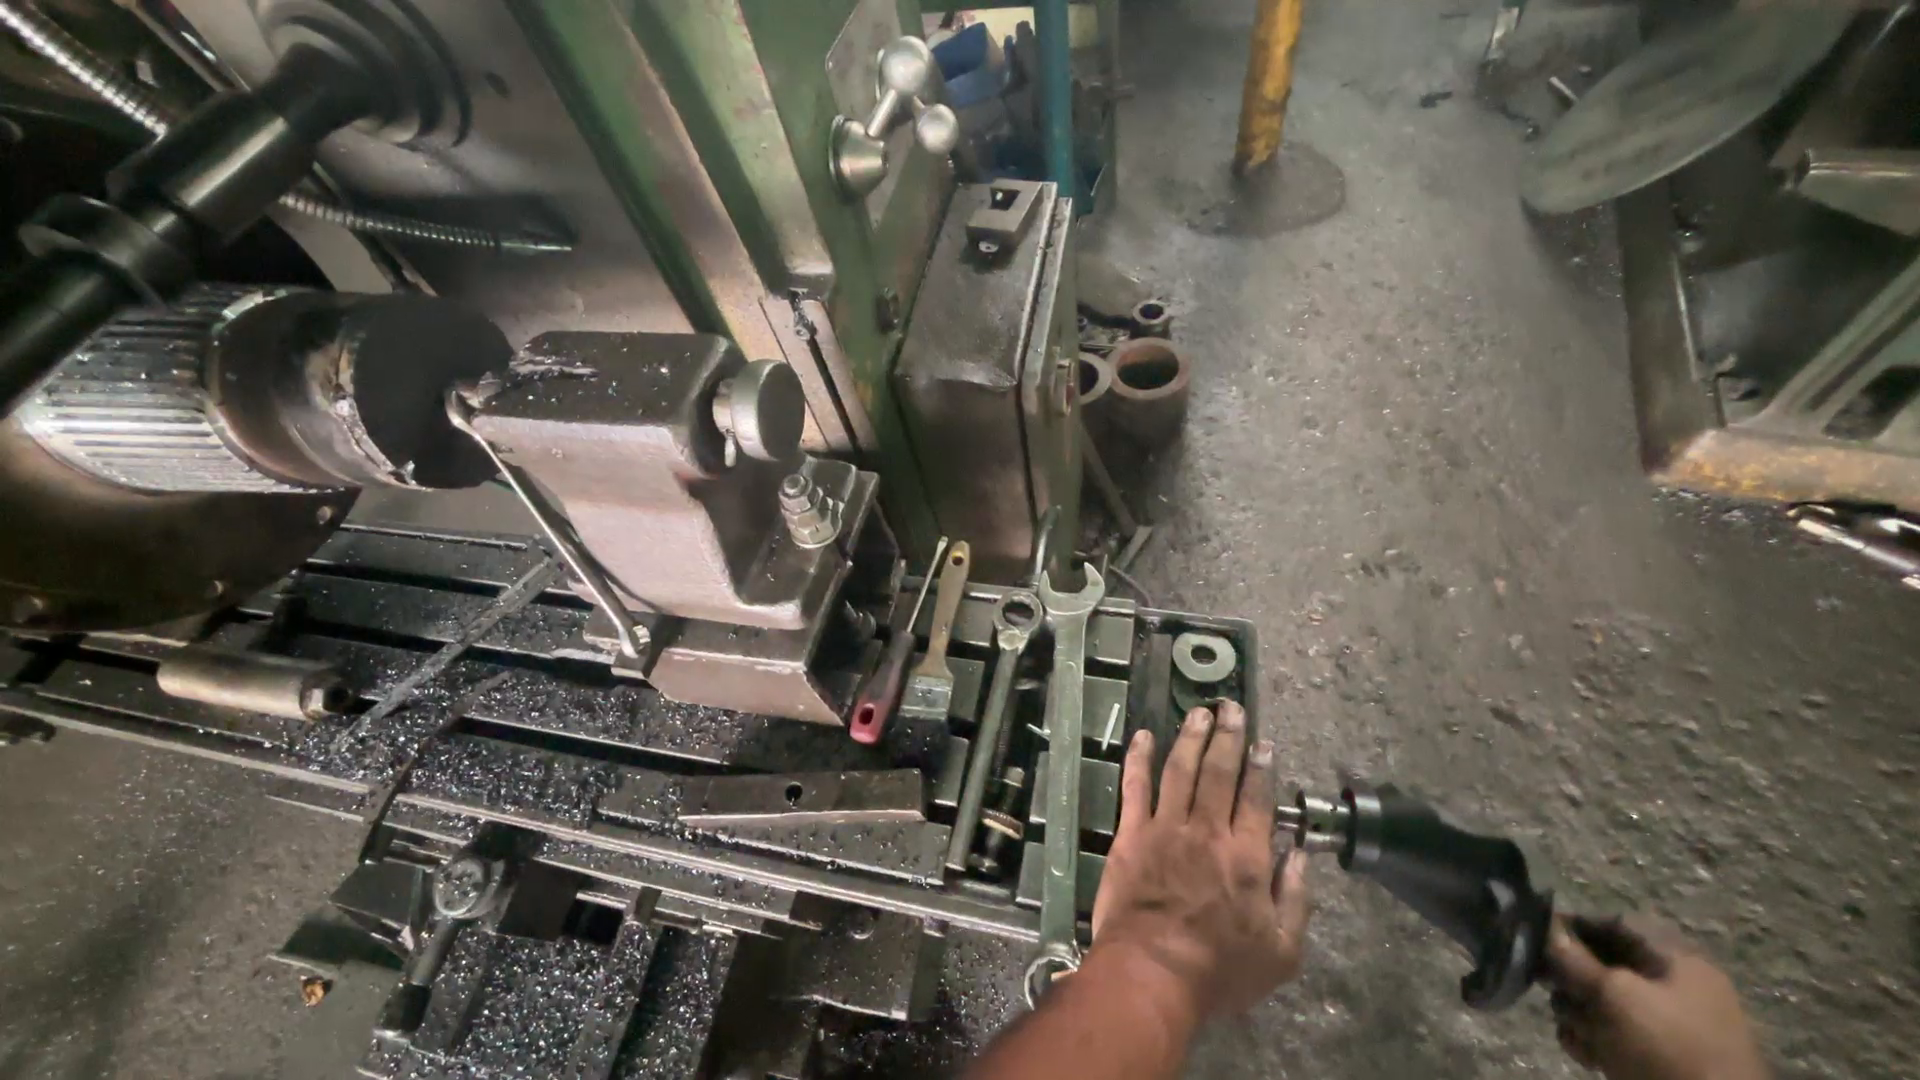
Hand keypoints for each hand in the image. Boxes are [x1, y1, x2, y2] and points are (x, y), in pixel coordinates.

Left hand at [1089, 701, 1310, 1018]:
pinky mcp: (1130, 834)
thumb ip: (1295, 898)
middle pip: (1219, 772)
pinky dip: (1139, 758)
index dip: (1261, 766)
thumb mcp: (1281, 951)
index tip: (1263, 743)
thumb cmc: (1219, 970)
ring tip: (1199, 712)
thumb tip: (1299, 854)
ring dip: (1191, 737)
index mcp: (1246, 856)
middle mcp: (1207, 831)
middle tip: (1230, 707)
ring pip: (1180, 770)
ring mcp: (1165, 828)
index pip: (1257, 797)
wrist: (1152, 973)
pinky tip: (1144, 736)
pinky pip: (1134, 787)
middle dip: (1228, 736)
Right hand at [1549, 914, 1768, 1079]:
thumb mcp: (1615, 995)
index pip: (1614, 924)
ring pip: (1597, 1000)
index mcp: (1675, 961)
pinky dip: (1589, 1039)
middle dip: (1571, 978)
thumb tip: (1548, 930)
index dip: (1573, 925)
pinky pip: (1606, 1032)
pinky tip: (1587, 1055)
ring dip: (1576, 1013)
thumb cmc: (1668, 1048)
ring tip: (1579, 1033)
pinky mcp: (1651, 1055)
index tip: (1537, 938)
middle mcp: (1670, 986)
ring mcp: (1662, 1024)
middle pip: (1600, 962)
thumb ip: (1573, 959)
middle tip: (1553, 989)